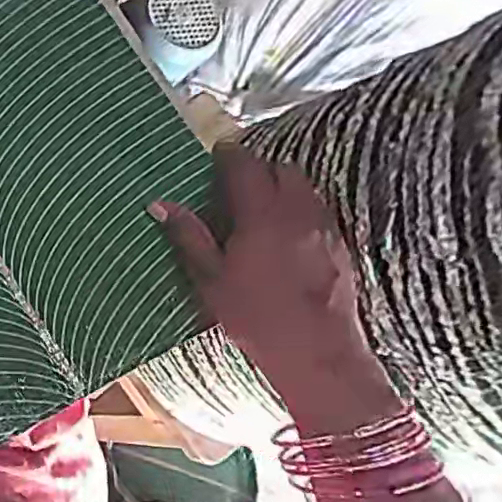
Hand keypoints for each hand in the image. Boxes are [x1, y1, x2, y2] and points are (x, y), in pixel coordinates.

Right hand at [149, 142, 401, 435]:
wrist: (316, 351)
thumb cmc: (253, 315)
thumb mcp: (209, 277)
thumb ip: (188, 236)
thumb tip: (160, 205)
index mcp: (263, 218)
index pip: (247, 169)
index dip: (230, 155)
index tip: (216, 151)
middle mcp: (299, 215)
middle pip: (283, 170)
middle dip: (258, 166)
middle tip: (233, 177)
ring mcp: (325, 230)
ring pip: (305, 188)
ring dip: (281, 184)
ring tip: (256, 200)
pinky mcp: (340, 246)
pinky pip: (318, 210)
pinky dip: (297, 205)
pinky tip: (281, 228)